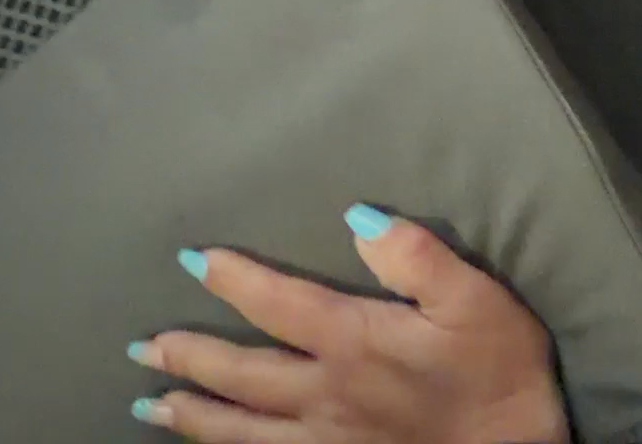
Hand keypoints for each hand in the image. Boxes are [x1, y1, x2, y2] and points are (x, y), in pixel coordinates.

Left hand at [129, 205, 569, 443]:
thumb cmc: (495, 360)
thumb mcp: (473, 293)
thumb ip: (417, 256)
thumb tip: (359, 218)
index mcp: (356, 340)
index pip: (282, 304)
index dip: (237, 280)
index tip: (194, 260)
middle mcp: (325, 390)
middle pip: (243, 370)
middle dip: (191, 353)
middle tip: (146, 343)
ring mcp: (324, 435)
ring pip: (237, 425)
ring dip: (190, 410)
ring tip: (149, 399)